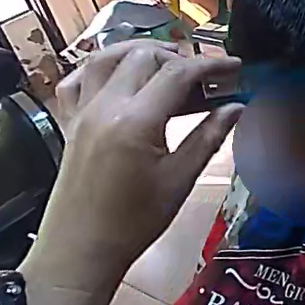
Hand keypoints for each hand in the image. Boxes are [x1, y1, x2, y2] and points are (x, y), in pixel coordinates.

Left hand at [20, 42, 241, 304]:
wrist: (80, 252)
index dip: (212, 65)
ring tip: (169, 65)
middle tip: (207, 76)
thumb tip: (237, 107)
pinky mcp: (68, 122)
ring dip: (141, 52)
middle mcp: (104, 107)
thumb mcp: (180, 179)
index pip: (178, 73)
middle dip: (180, 57)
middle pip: (144, 56)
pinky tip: (120, 75)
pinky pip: (77, 79)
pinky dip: (100, 67)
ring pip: (107, 57)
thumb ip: (209, 136)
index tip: (236, 68)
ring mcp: (81, 112)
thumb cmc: (135, 221)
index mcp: (135, 121)